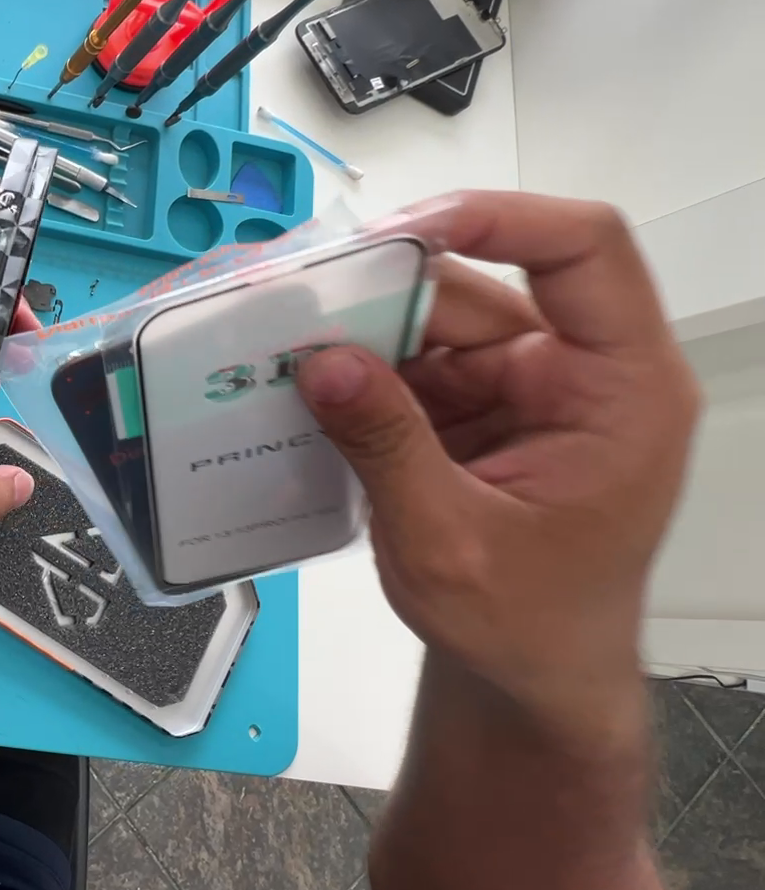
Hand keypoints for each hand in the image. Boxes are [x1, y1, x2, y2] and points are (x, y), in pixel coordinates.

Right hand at [295, 192, 698, 733]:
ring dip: (351, 343)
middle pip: (472, 293)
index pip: (579, 254)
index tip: (390, 234)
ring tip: (275, 358)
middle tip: (285, 312)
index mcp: (613, 389)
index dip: (494, 219)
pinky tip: (297, 393)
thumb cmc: (517, 618)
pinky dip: (347, 381)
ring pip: (423, 332)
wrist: (521, 670)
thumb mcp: (445, 536)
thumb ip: (386, 444)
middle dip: (377, 301)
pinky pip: (399, 374)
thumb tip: (320, 360)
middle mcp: (567, 374)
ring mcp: (511, 393)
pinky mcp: (463, 417)